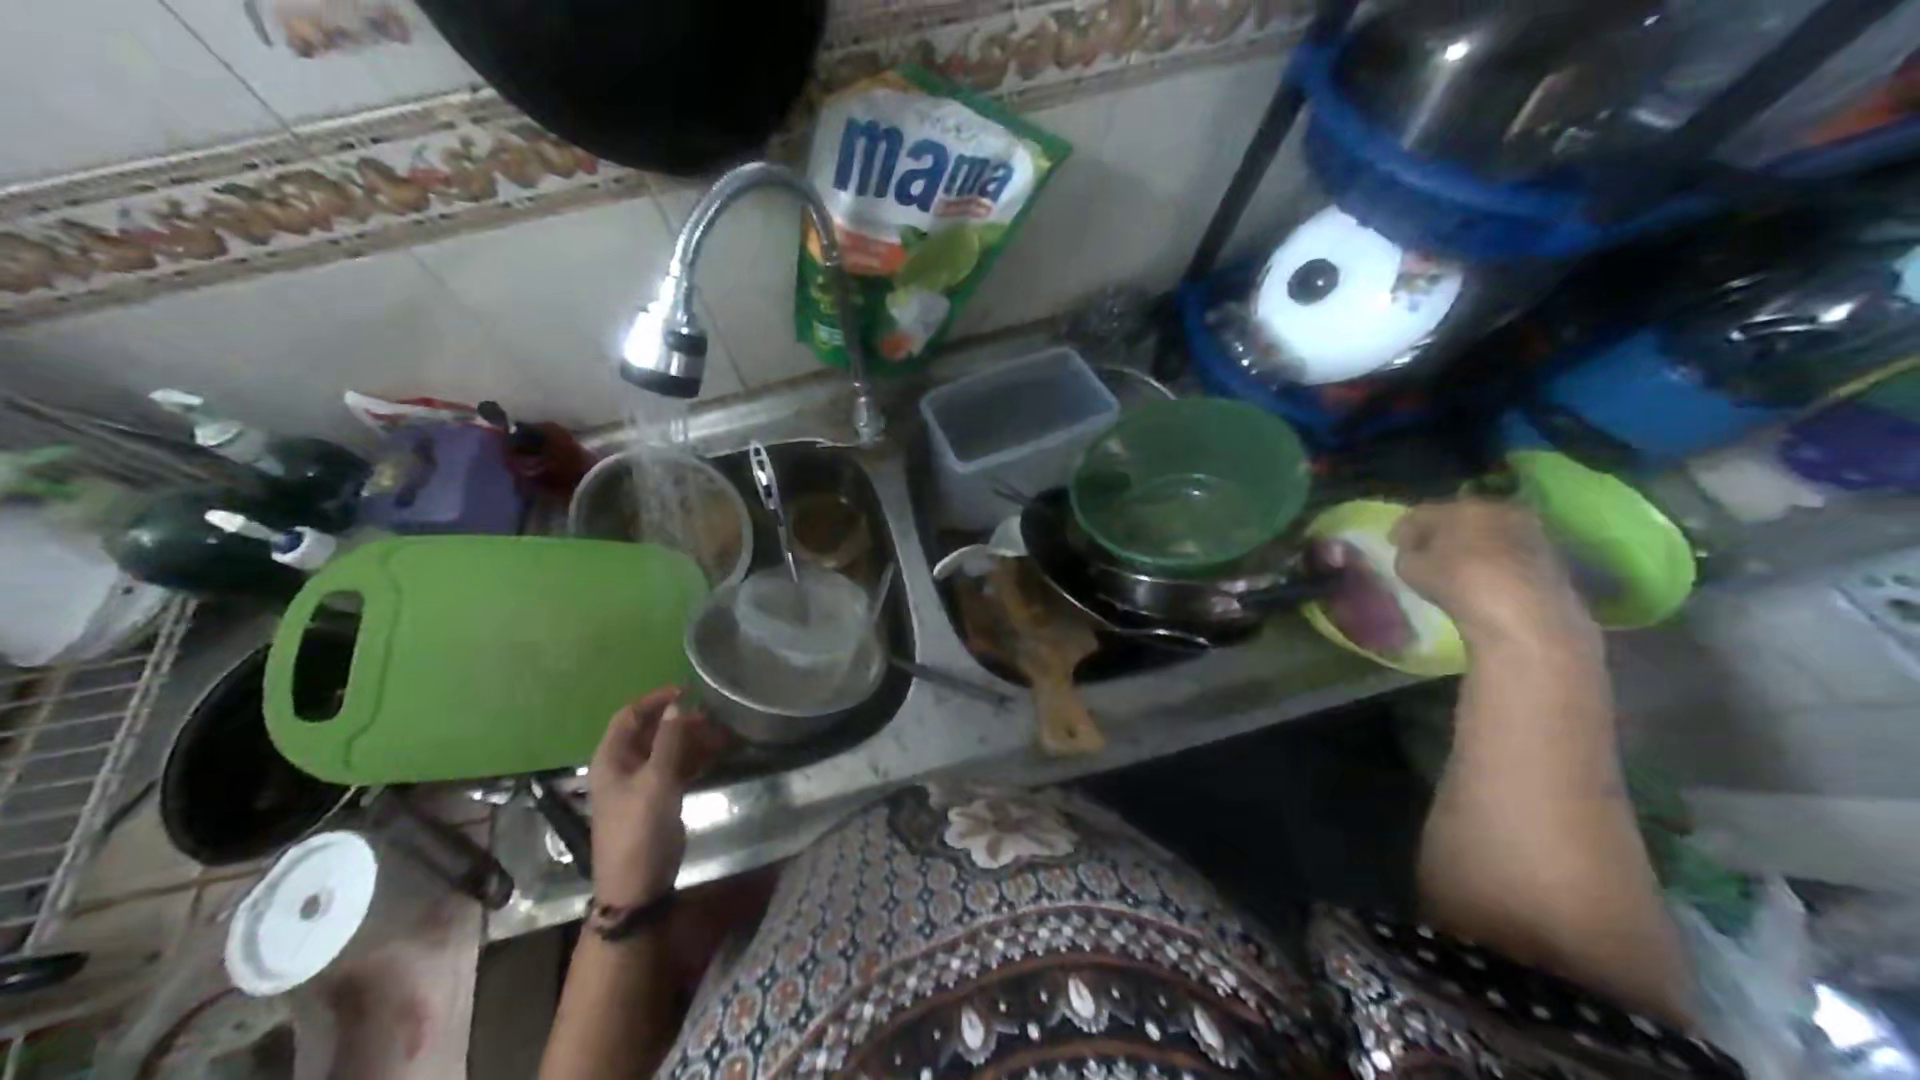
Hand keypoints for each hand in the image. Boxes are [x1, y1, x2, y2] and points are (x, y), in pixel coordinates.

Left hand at [587, 688, 728, 907]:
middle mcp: (624, 766)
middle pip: (652, 731)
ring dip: (693, 738)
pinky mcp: (659, 798)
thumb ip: (669, 741)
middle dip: (682, 720)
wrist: (637, 886)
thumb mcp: (656, 782)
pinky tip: (719, 753)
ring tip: (724, 733)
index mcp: (612, 759)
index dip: (656, 700)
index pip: (630, 716)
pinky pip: (678, 767)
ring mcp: (642, 783)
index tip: (689, 690)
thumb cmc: (639, 830)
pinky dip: (696, 758)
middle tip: (714, 716)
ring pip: (668, 749)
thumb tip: (679, 704)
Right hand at [1391, 498, 1597, 649]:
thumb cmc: (1459, 583)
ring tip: (1456, 567)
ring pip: (1489, 533)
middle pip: (1460, 518)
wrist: (1526, 615)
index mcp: (1462, 506)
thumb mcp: (1411, 569)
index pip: (1423, 512)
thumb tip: (1415, 552)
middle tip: (1426, 552)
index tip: (1393, 544)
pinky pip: (1510, 553)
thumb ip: (1408, 554)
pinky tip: (1485, 579)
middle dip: (1441, 533)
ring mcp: (1530, 530)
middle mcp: (1499, 509)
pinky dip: (1495, 561)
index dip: (1404, 528)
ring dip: (1472, 546)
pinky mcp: (1552, 556)